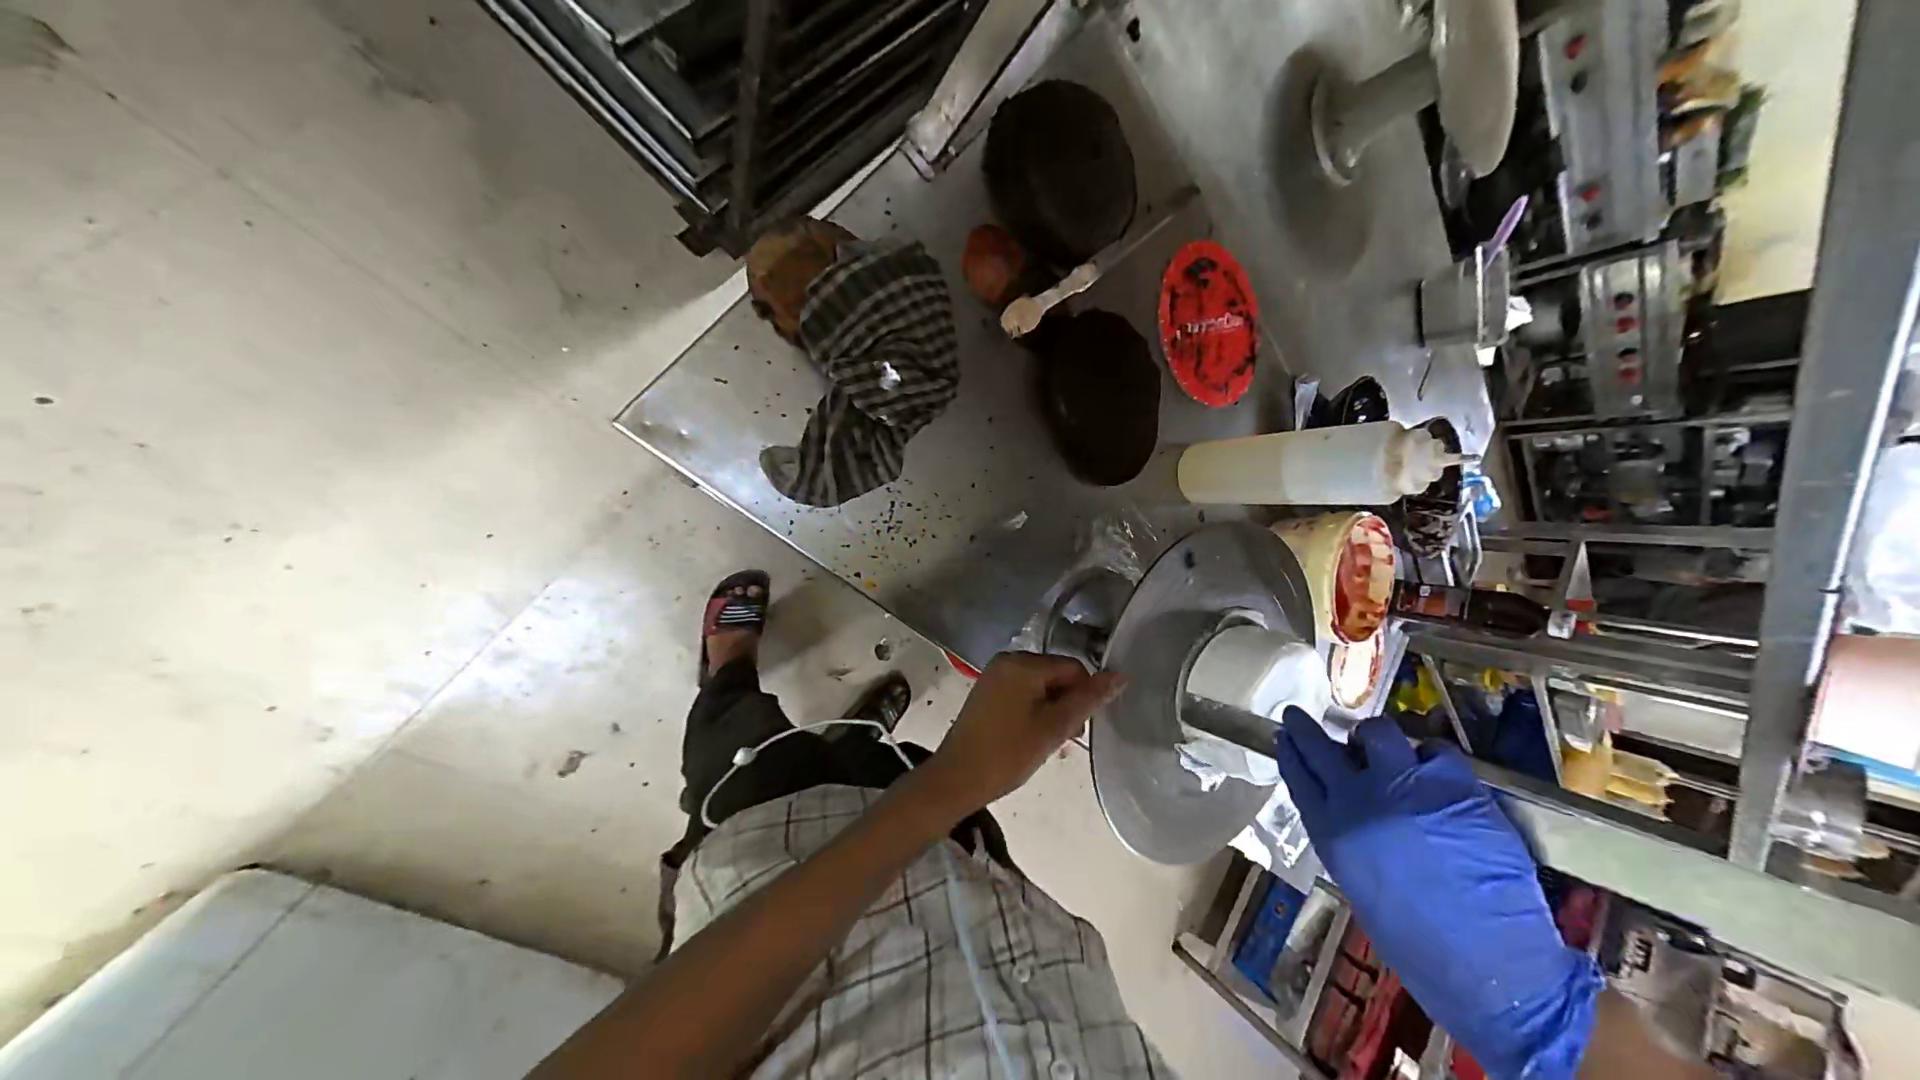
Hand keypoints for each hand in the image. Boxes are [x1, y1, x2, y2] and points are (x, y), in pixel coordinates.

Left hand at [917, 652, 1126, 817]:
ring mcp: (995, 675)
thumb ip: (1087, 700)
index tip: (1077, 729)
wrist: (956, 779)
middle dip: (1067, 704)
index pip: (1073, 668)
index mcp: (1022, 662)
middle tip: (1064, 739)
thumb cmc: (1008, 753)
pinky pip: (1024, 693)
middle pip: (1057, 674)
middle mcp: (1007, 660)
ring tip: (1048, 742)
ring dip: (1053, 711)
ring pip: (1041, 686)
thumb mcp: (1053, 728)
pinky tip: (1032, 736)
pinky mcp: (988, 692)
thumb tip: (1121, 676)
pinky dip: (1035, 711)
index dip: (1084, 696)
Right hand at [1275, 712, 1602, 1079]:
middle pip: (1320, 747)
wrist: (1487, 965)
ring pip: (1377, 731)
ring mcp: (1403, 785)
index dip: (1288, 751)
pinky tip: (1435, 769)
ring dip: (1375, 737)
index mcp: (1329, 830)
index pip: (1297, 775)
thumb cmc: (1413, 939)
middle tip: (1299, 715)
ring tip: (1382, 746)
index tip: (1283, 734)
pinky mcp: (1452, 784)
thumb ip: (1343, 832)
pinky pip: (1435, 750)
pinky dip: (1431, 756)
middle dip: (1305, 727)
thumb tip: (1348, 803)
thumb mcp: (1354, 878)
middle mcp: (1356, 798)